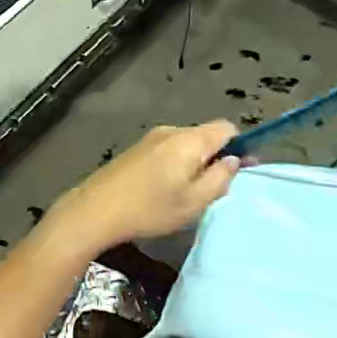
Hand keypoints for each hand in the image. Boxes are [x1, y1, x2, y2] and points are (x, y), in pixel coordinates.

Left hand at [47, 121, 240, 252]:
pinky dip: (176, 164)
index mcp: (189, 140)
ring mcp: (151, 138)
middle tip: (213, 189)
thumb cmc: (150, 208)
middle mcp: (171, 130)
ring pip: (186, 143)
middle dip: (215, 157)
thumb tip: (234, 160)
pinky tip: (165, 189)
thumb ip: (220, 178)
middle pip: (205, 135)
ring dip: (194, 162)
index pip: (226, 128)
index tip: (240, 171)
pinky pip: (168, 149)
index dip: (239, 146)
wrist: (96, 209)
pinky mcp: (137, 149)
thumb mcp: (194, 202)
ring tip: (187, 193)